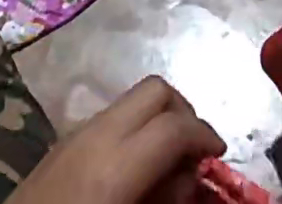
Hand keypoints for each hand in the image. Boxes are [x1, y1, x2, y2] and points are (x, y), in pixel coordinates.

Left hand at [8, 75, 226, 203]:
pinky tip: (135, 166)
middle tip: (195, 148)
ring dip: (159, 116)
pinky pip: (112, 115)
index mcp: (115, 163)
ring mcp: (77, 130)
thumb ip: (165, 199)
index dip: (204, 134)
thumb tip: (187, 174)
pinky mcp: (64, 139)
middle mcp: (97, 132)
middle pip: (155, 89)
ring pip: (133, 98)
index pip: (174, 124)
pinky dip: (136, 127)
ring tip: (168, 159)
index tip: (218, 155)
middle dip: (184, 111)